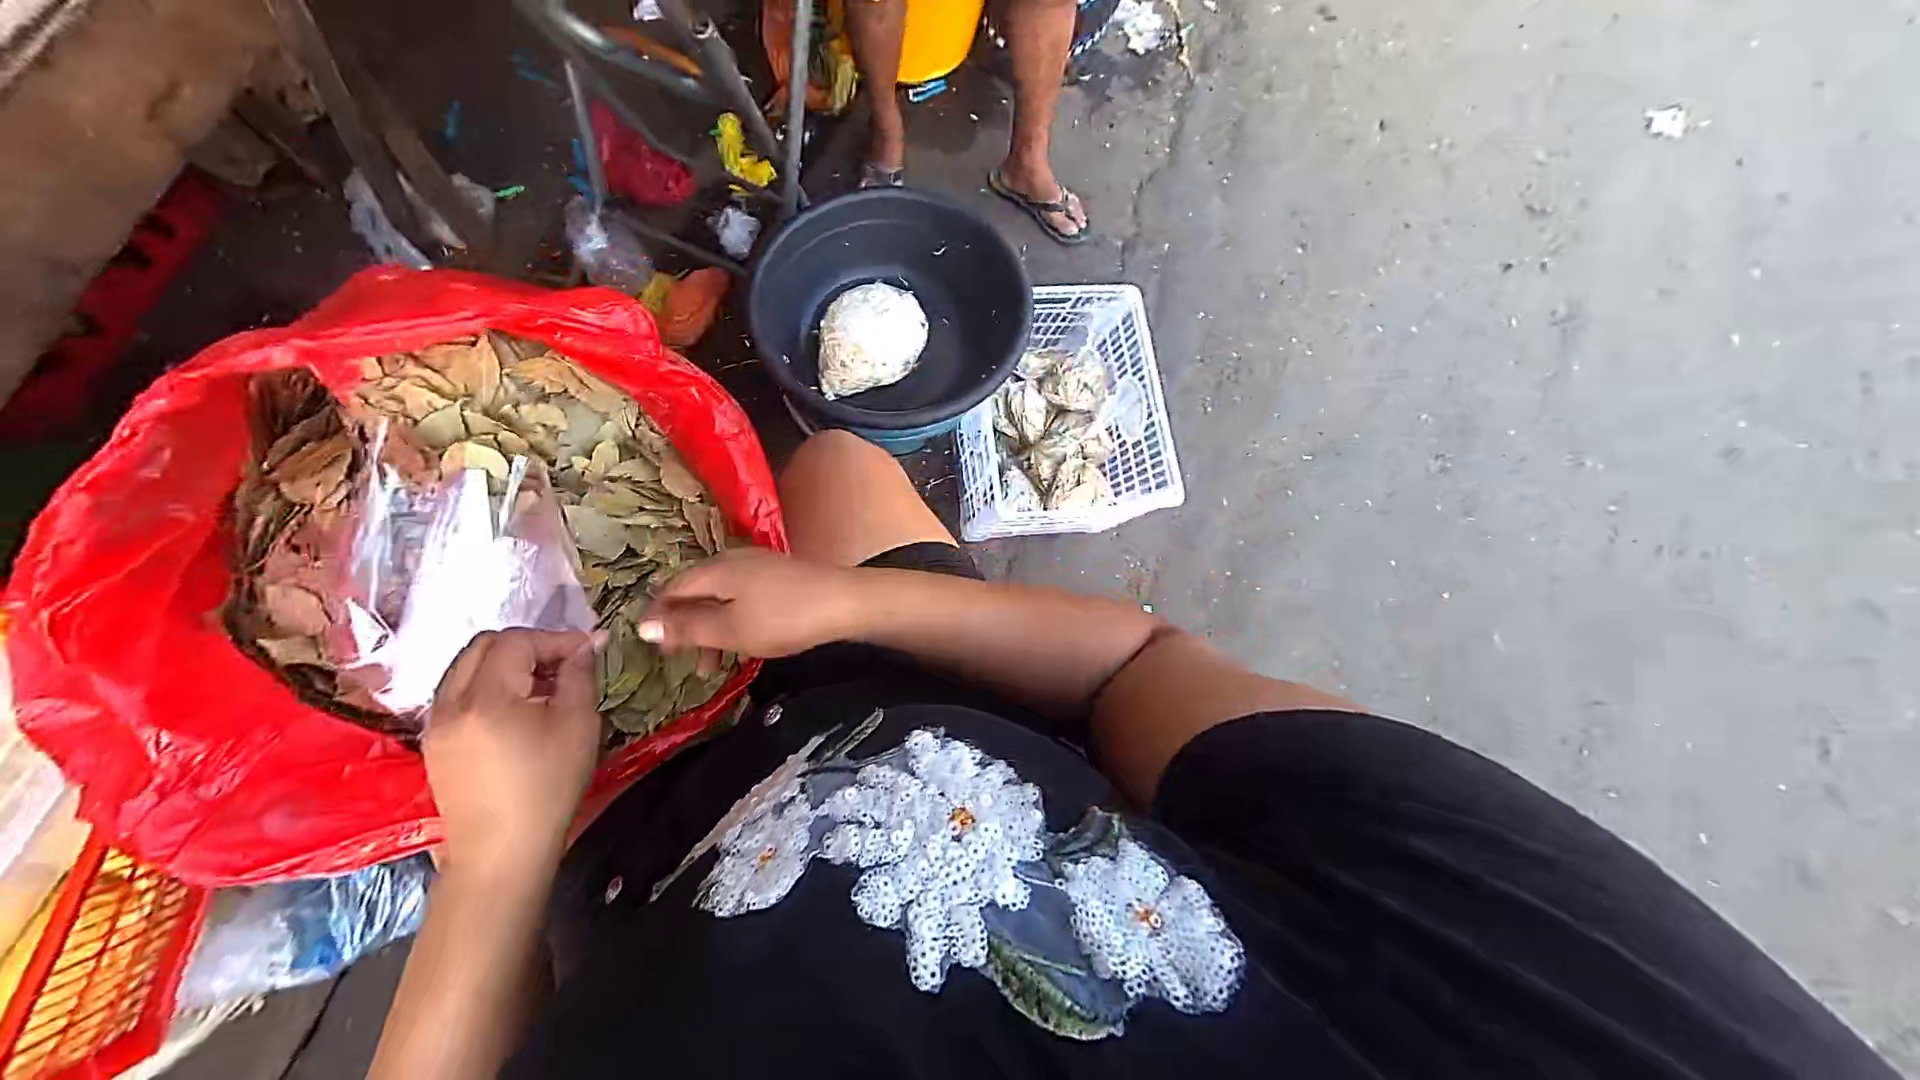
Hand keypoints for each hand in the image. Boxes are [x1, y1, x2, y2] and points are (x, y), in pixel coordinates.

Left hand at [426, 629, 603, 877]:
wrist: (502, 852)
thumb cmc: (548, 785)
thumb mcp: (578, 723)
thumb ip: (579, 674)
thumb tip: (585, 644)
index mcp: (485, 696)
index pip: (516, 641)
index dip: (555, 640)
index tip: (586, 654)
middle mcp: (450, 703)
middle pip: (484, 646)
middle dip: (528, 646)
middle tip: (563, 665)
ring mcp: (435, 724)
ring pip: (468, 667)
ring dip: (507, 664)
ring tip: (544, 688)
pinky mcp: (434, 743)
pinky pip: (460, 693)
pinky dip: (490, 686)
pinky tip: (520, 711)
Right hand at [638, 548, 861, 657]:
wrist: (846, 603)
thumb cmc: (784, 618)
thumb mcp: (730, 629)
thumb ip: (688, 627)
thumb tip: (643, 625)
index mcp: (716, 570)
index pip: (672, 587)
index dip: (657, 615)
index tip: (649, 644)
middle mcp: (735, 560)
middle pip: (697, 591)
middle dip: (685, 626)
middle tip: (681, 658)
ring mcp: (761, 566)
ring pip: (723, 598)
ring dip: (712, 630)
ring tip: (712, 666)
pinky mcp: (782, 577)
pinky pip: (745, 599)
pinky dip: (735, 622)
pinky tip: (744, 643)